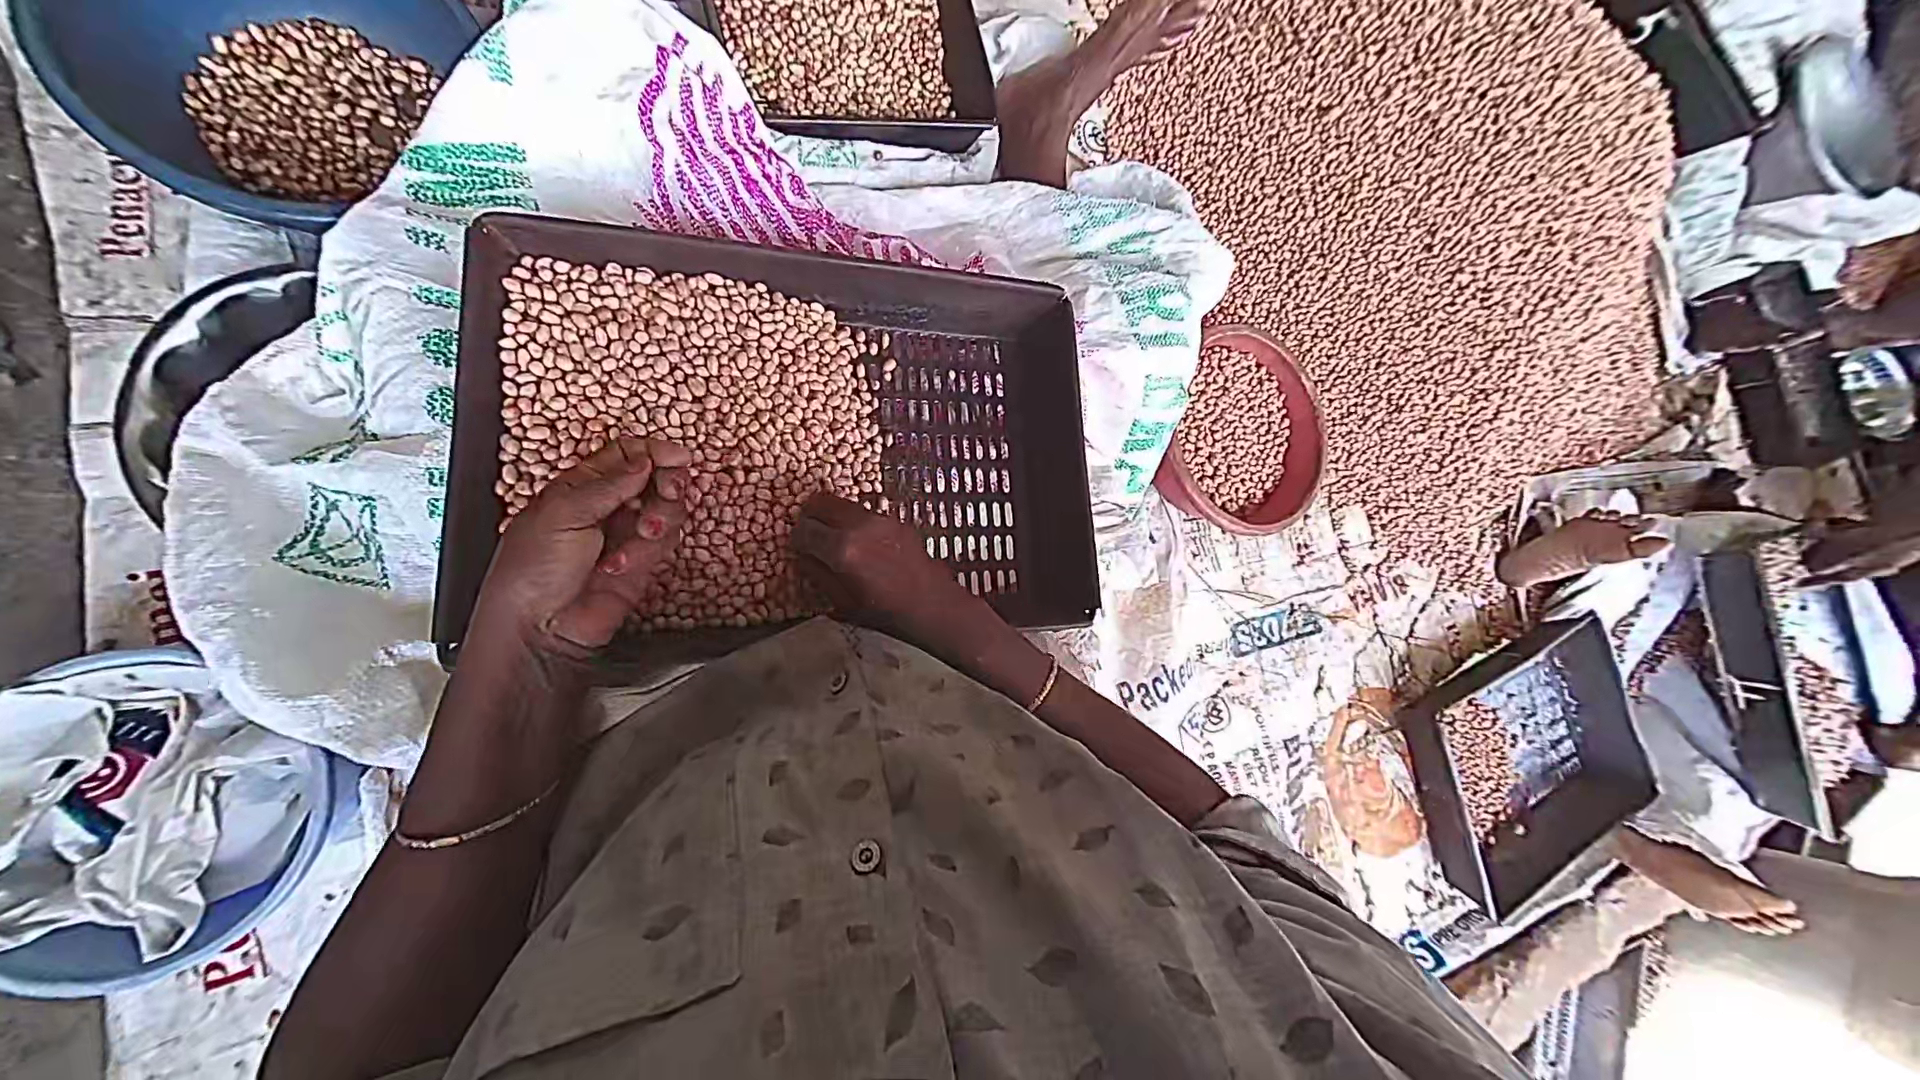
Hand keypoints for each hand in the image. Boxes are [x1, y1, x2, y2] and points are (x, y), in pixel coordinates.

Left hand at [470, 437, 690, 659]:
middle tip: (669, 493)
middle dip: (667, 485)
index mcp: (580, 487)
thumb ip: (610, 485)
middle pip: (655, 480)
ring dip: (660, 519)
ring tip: (642, 534)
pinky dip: (649, 550)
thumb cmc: (531, 570)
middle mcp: (607, 508)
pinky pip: (665, 543)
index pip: (626, 455)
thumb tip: (645, 460)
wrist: (540, 628)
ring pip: (666, 510)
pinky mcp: (642, 562)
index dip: (653, 452)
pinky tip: (621, 564)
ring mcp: (626, 535)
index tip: (678, 456)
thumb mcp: (563, 513)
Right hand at [790, 493, 988, 650]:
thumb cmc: (885, 612)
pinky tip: (861, 542)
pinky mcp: (895, 520)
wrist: (931, 605)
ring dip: (833, 515)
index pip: (804, 530)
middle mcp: (859, 526)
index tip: (798, 546)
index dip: (797, 538)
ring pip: (843, 503)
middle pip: (821, 502)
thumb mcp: (842, 601)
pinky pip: (865, 511)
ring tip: (835, 538)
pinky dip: (854, 520)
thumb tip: (803, 555)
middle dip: (810, 515)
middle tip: (810, 532)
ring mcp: (879, 519)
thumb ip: (817, 574)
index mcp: (841, 549)